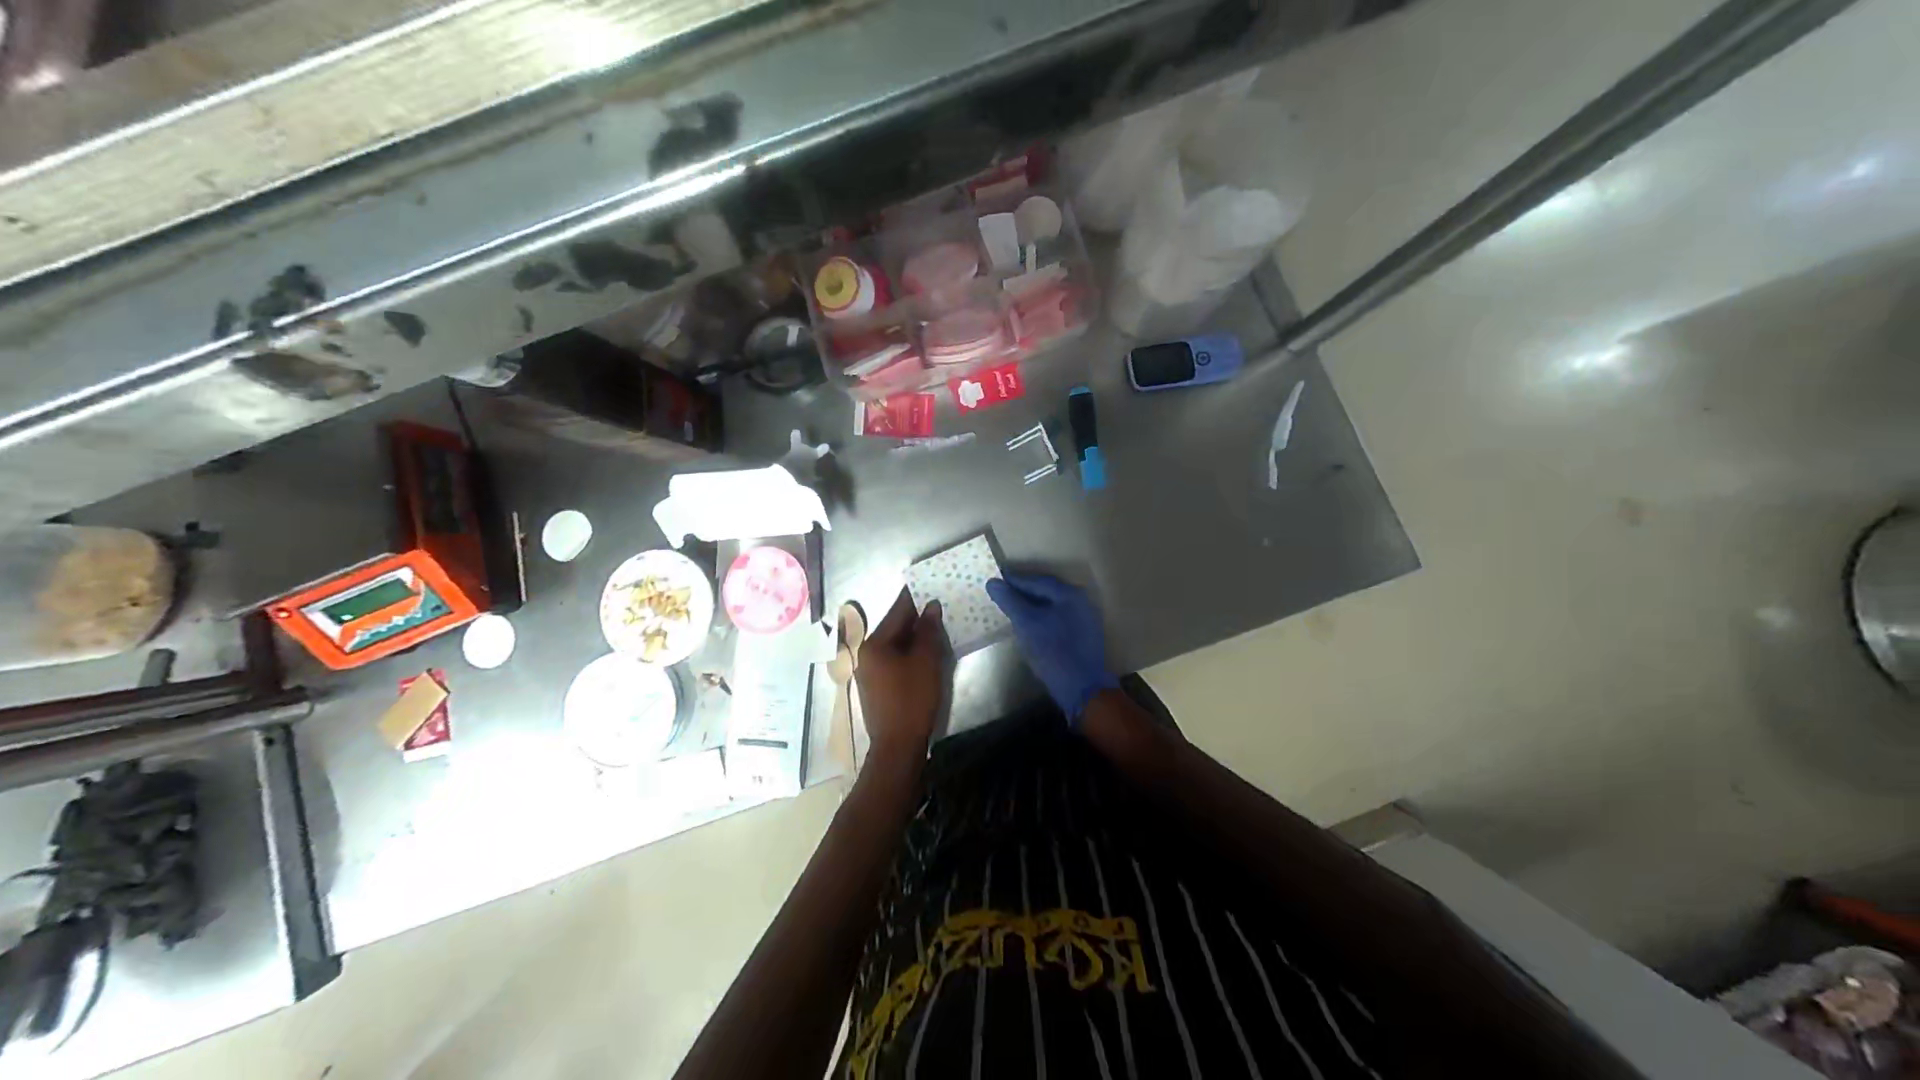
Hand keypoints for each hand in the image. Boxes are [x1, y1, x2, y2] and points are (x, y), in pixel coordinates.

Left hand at [855, 589, 947, 761]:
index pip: (898, 611)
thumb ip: (928, 630)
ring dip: (913, 636)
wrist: (897, 745)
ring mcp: (868, 671)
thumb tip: (930, 607)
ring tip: (936, 629)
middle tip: (939, 607)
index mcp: (874, 643)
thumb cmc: (912, 699)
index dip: (915, 597)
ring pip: (894, 644)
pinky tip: (924, 654)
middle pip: (894, 627)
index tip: (929, 584)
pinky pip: (893, 659)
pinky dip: (908, 652)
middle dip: (916, 618)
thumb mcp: (926, 661)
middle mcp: (866, 653)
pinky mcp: (875, 686)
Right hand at [985, 571, 1117, 720]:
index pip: (1037, 581)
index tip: (996, 579)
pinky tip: (1030, 625)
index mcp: (1069, 594)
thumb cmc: (1052, 651)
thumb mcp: (1026, 624)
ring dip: (1033, 605)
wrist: (1082, 687)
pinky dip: (1042, 618)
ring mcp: (1085, 619)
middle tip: (1002, 592)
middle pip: (1047, 591)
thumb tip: (993, 582)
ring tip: (1013, 608)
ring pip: (1053, 606)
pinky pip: (1058, 619)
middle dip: (1024, 592)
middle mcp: (1080, 601)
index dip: (1015, 581)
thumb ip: (1010, 601)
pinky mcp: (1084, 635)